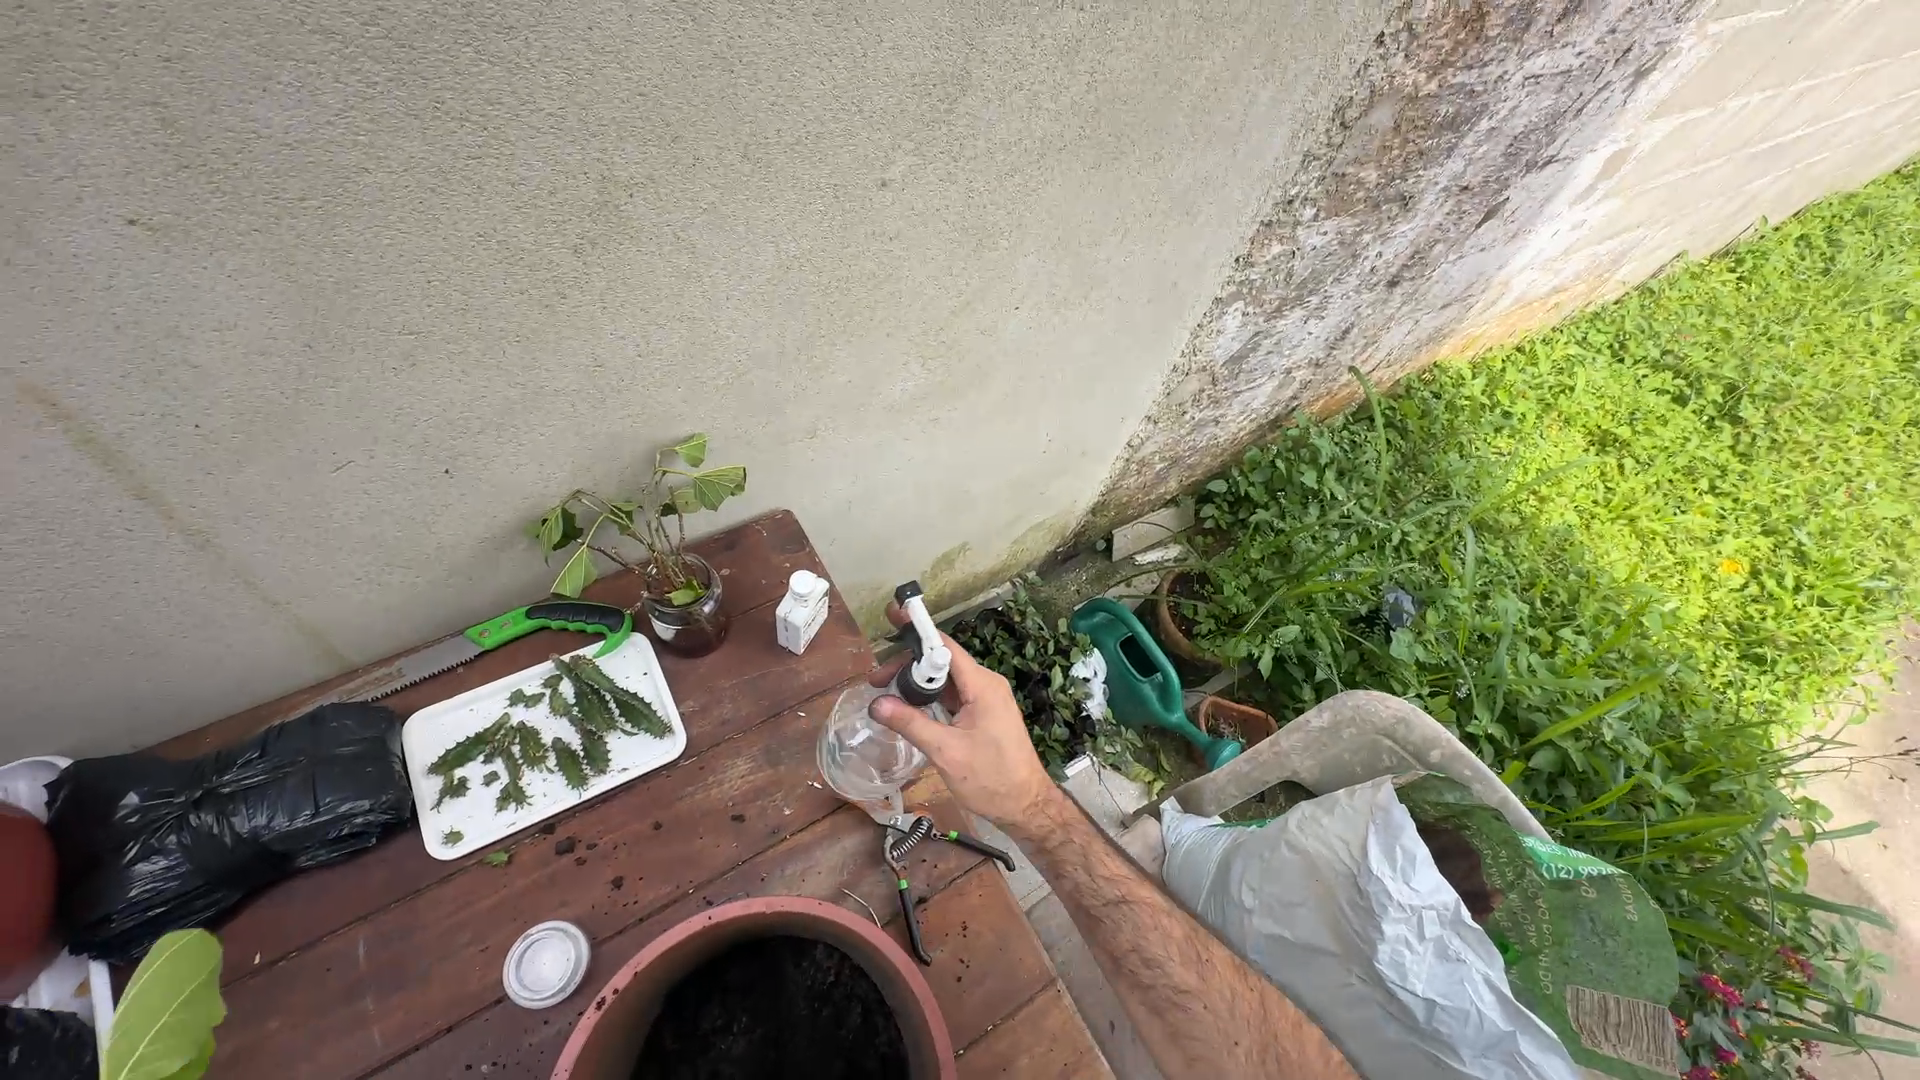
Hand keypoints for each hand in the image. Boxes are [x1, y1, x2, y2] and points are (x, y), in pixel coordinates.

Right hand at [866, 602, 1054, 826]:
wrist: (1026, 806)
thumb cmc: (991, 779)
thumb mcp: (945, 751)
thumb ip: (911, 723)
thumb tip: (876, 704)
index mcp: (982, 684)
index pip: (945, 646)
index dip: (917, 631)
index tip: (893, 617)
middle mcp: (986, 683)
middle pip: (942, 661)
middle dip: (908, 666)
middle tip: (876, 682)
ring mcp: (987, 698)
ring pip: (946, 679)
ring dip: (917, 684)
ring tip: (886, 695)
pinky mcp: (984, 713)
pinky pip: (953, 695)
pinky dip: (930, 698)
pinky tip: (909, 708)